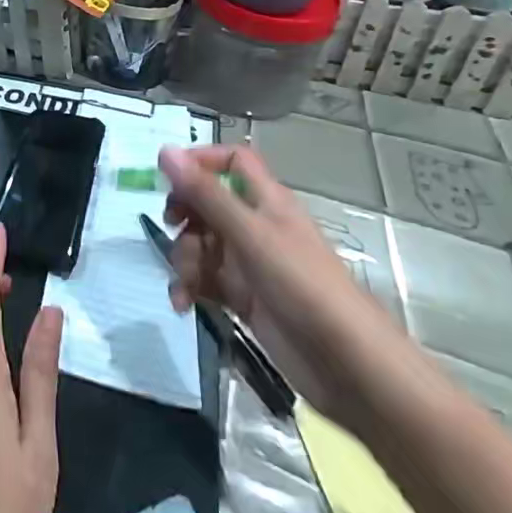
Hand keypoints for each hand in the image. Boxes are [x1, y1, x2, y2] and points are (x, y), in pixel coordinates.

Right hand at [159, 144, 359, 400]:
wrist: (346, 362)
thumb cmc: (301, 284)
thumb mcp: (249, 233)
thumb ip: (205, 194)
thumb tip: (165, 151)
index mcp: (265, 201)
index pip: (232, 162)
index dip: (202, 162)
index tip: (171, 178)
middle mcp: (256, 226)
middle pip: (208, 205)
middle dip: (185, 217)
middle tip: (171, 228)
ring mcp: (249, 264)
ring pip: (203, 245)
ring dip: (185, 260)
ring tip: (185, 285)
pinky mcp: (244, 298)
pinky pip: (206, 281)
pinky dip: (191, 288)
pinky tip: (184, 304)